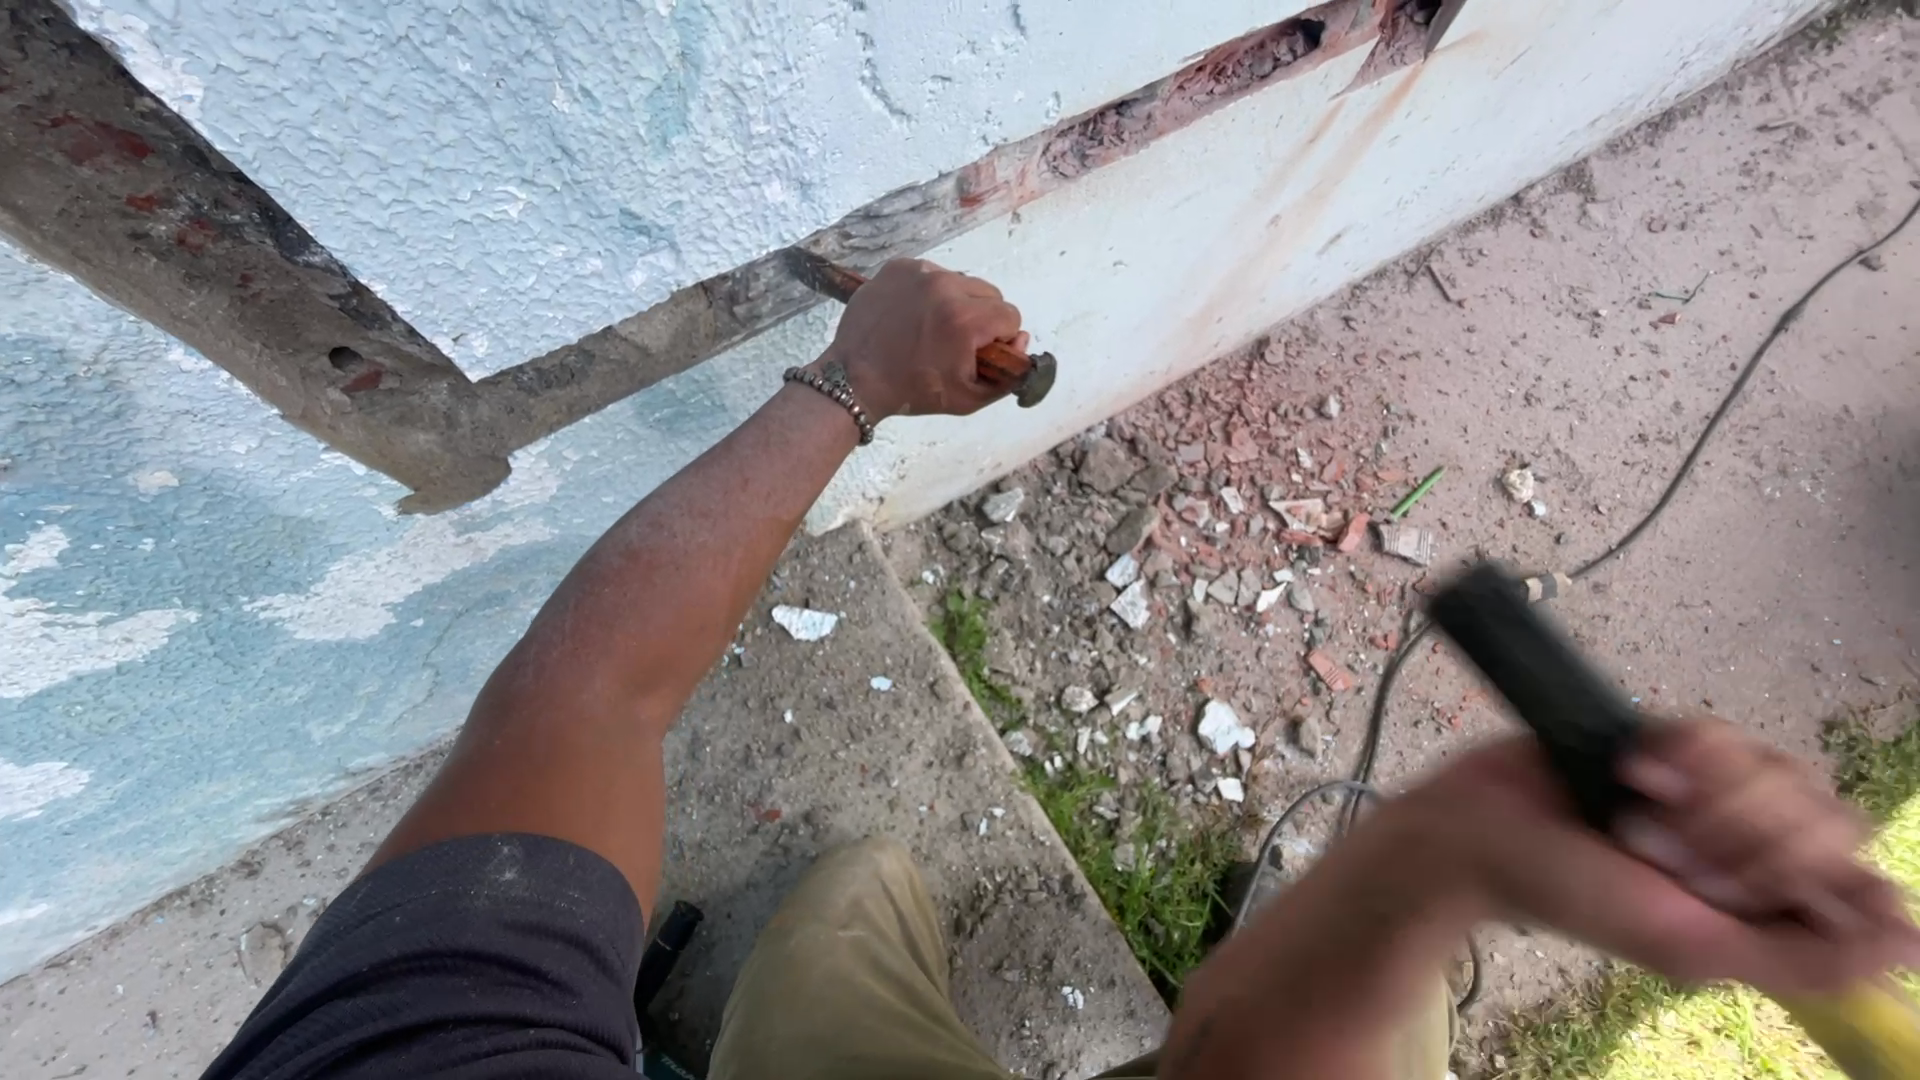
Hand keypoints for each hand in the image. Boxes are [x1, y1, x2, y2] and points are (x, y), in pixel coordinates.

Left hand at [812, 259, 1026, 420]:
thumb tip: (1022, 343)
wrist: (855, 378)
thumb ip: (1007, 375)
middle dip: (982, 318)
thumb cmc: (913, 392)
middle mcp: (945, 287)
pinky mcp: (898, 267)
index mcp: (964, 320)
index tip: (980, 353)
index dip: (1001, 338)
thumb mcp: (968, 399)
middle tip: (957, 342)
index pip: (1010, 316)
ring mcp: (919, 272)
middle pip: (989, 294)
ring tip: (933, 328)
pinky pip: (932, 273)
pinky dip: (931, 292)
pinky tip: (915, 315)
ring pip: (961, 281)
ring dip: (957, 303)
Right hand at [1405, 719, 1919, 997]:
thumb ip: (1807, 957)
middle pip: (1824, 817)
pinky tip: (1630, 768)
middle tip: (1657, 848)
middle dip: (1736, 832)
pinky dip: (1676, 748)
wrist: (1472, 829)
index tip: (1731, 884)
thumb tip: (1910, 929)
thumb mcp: (1687, 947)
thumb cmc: (1565, 893)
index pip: (1854, 874)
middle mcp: (1740, 842)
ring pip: (1776, 767)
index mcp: (1758, 903)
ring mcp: (1699, 787)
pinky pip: (1715, 730)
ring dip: (1704, 788)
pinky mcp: (1654, 740)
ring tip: (1635, 803)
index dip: (1802, 872)